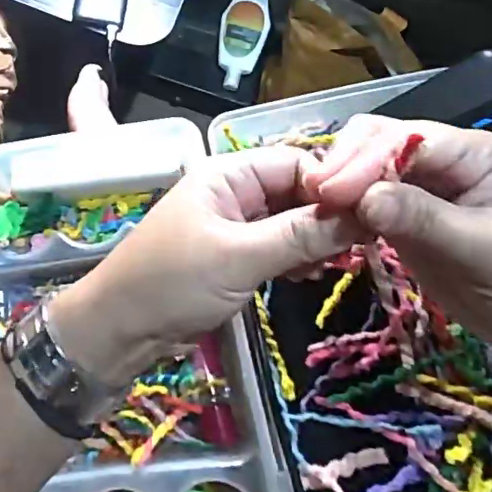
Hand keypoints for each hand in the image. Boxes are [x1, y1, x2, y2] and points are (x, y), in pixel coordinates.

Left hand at [49, 148, 365, 385]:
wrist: (120, 328)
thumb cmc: (172, 282)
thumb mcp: (239, 256)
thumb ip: (300, 234)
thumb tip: (362, 214)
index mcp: (227, 173)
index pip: (294, 162)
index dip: (333, 184)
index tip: (372, 214)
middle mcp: (232, 190)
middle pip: (295, 190)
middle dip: (328, 214)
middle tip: (363, 245)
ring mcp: (233, 223)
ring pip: (289, 219)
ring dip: (315, 238)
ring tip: (339, 262)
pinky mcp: (233, 254)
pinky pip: (277, 244)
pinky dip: (297, 256)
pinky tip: (311, 275)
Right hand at [307, 115, 491, 389]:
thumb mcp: (490, 253)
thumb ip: (424, 219)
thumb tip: (360, 196)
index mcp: (474, 153)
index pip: (403, 139)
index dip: (362, 159)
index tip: (326, 192)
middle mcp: (445, 162)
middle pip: (378, 144)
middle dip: (344, 165)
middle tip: (315, 199)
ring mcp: (427, 191)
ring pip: (367, 172)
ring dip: (340, 187)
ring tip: (316, 212)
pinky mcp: (412, 222)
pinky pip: (369, 204)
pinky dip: (347, 210)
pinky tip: (330, 223)